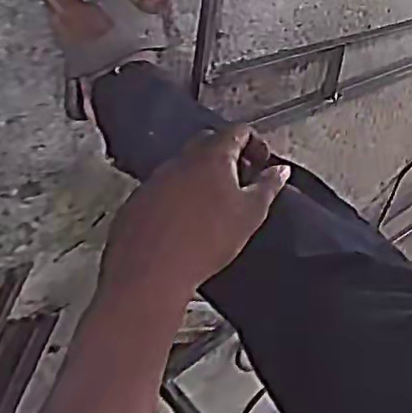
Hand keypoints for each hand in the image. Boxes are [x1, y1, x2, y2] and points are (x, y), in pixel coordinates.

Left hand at [100, 126, 289, 302]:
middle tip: (240, 179)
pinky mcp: (131, 207)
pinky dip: (175, 198)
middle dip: (227, 155)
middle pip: (207, 143)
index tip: (262, 162)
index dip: (255, 143)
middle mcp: (179, 163)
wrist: (148, 280)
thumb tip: (280, 171)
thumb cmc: (206, 241)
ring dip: (199, 178)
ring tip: (212, 205)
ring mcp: (151, 184)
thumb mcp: (252, 213)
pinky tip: (184, 224)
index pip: (238, 131)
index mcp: (212, 157)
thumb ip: (269, 185)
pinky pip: (159, 192)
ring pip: (181, 168)